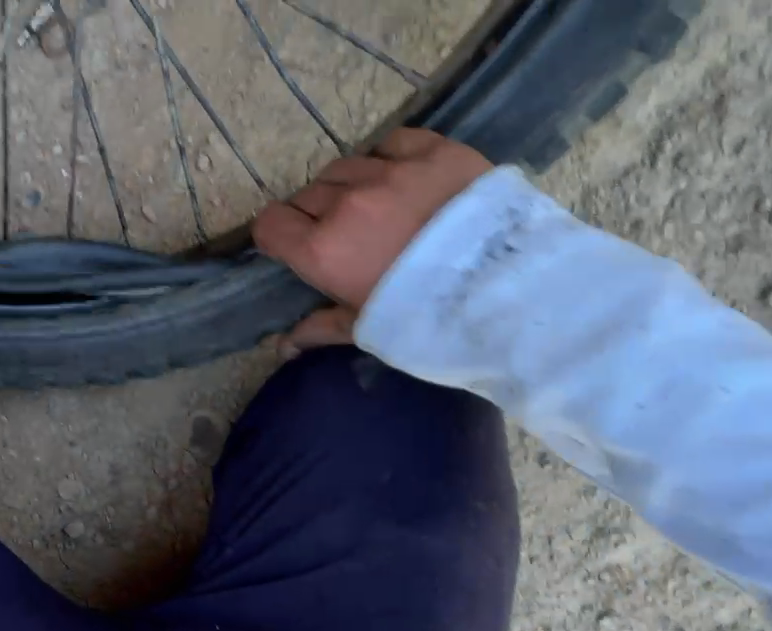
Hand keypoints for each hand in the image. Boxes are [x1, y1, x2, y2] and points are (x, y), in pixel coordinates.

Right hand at [253, 129, 492, 356]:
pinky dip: (386, 157)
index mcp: (319, 251)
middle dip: (312, 212)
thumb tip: (283, 347)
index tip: (288, 244)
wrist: (502, 286)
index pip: (269, 224)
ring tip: (368, 201)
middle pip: (306, 195)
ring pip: (344, 167)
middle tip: (337, 231)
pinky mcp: (433, 152)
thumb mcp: (363, 327)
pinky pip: (392, 142)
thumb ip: (318, 329)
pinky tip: (398, 175)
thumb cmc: (421, 315)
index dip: (274, 233)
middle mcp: (345, 205)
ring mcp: (390, 173)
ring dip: (346, 184)